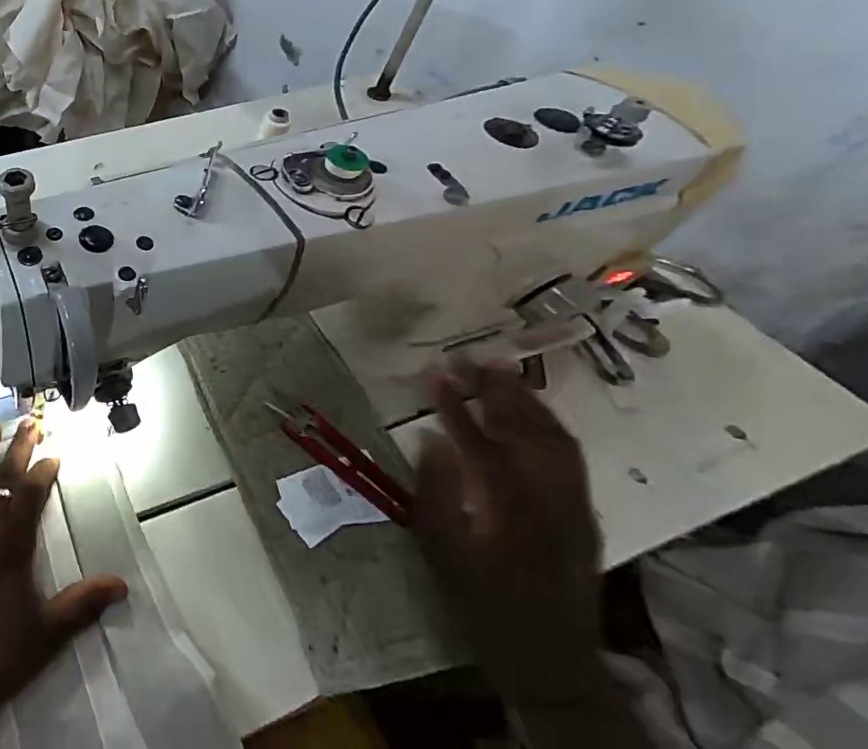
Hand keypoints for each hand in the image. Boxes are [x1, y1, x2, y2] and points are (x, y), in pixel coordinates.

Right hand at [414, 365, 650, 747]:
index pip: (480, 440)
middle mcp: (551, 497)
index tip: (435, 371)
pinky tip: (533, 417)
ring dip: (529, 404)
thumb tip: (429, 438)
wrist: (548, 655)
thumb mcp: (440, 548)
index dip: (456, 404)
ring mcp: (574, 505)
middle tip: (473, 357)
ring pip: (557, 441)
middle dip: (500, 391)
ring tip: (503, 374)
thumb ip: (435, 490)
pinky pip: (569, 458)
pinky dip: (549, 428)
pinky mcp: (583, 515)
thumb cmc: (480, 600)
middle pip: (528, 431)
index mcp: (509, 504)